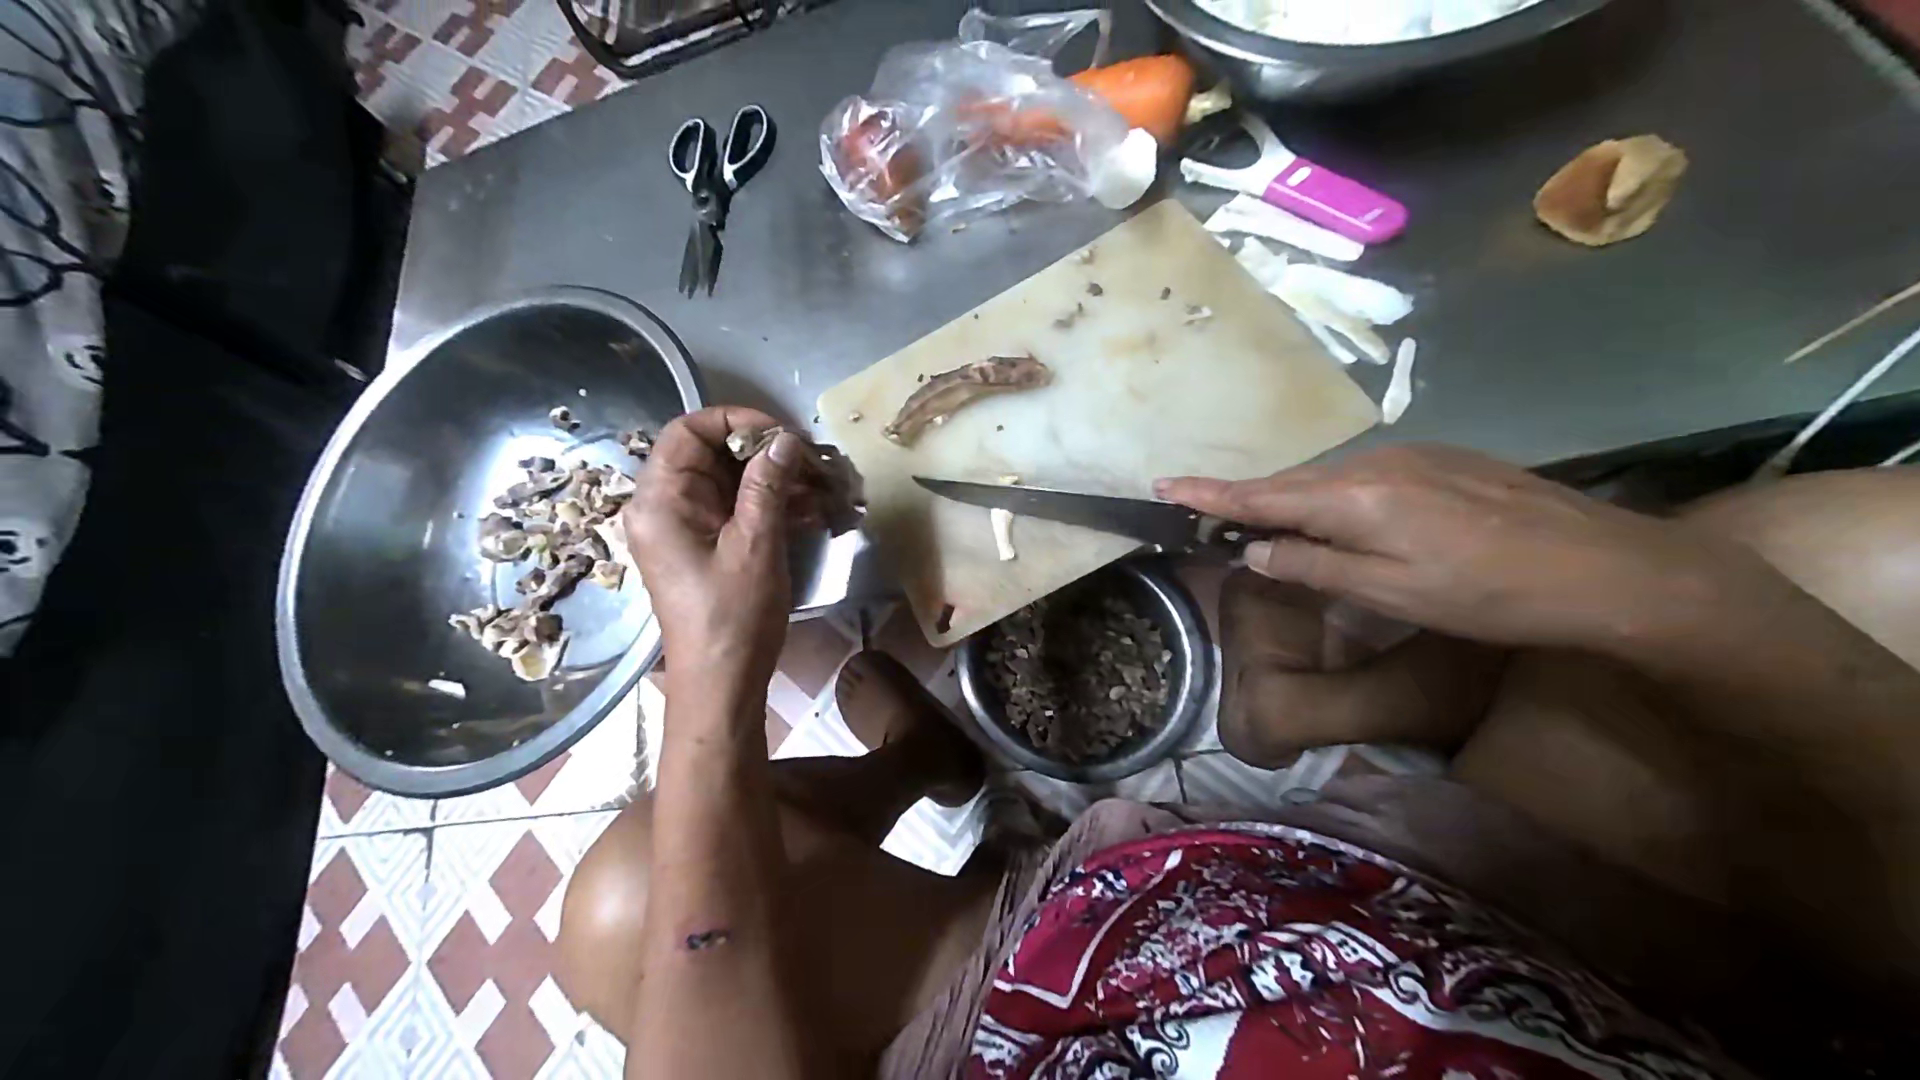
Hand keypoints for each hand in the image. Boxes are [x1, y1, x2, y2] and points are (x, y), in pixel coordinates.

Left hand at [622, 407, 810, 698]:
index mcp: (660, 500)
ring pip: (728, 482)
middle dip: (764, 453)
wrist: (722, 682)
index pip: (688, 431)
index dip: (737, 421)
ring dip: (774, 480)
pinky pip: (734, 509)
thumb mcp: (756, 543)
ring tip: (820, 488)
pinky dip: (768, 504)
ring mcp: (684, 528)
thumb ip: (768, 485)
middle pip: (711, 455)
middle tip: (812, 463)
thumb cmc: (733, 615)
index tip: (784, 436)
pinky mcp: (704, 546)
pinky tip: (808, 510)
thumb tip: (786, 440)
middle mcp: (664, 507)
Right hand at [1157, 444, 1788, 652]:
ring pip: (1328, 479)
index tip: (1163, 484)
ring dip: (1294, 501)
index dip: (1208, 494)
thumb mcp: (1390, 593)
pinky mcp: (1440, 459)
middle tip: (1209, 515)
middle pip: (1290, 483)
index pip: (1261, 496)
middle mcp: (1374, 464)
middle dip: (1247, 500)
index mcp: (1355, 499)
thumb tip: (1254, 550)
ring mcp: (1411, 456)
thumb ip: (1313, 566)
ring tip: (1275, 527)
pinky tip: (1346, 519)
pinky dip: (1335, 497)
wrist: (1612, 570)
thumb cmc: (1489, 595)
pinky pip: (1363, 475)